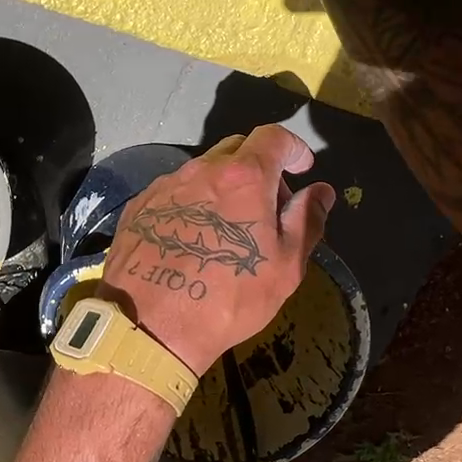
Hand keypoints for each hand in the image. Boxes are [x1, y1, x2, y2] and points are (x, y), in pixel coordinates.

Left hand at [98, 125, 333, 372]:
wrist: (151, 324)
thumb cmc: (229, 298)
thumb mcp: (286, 266)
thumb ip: (306, 220)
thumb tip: (321, 191)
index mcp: (242, 177)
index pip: (273, 137)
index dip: (293, 147)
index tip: (302, 167)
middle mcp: (199, 170)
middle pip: (236, 149)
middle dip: (260, 166)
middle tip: (270, 206)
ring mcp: (164, 186)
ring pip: (202, 171)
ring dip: (223, 186)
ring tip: (230, 228)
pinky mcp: (139, 206)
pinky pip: (175, 191)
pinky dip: (193, 202)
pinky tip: (194, 238)